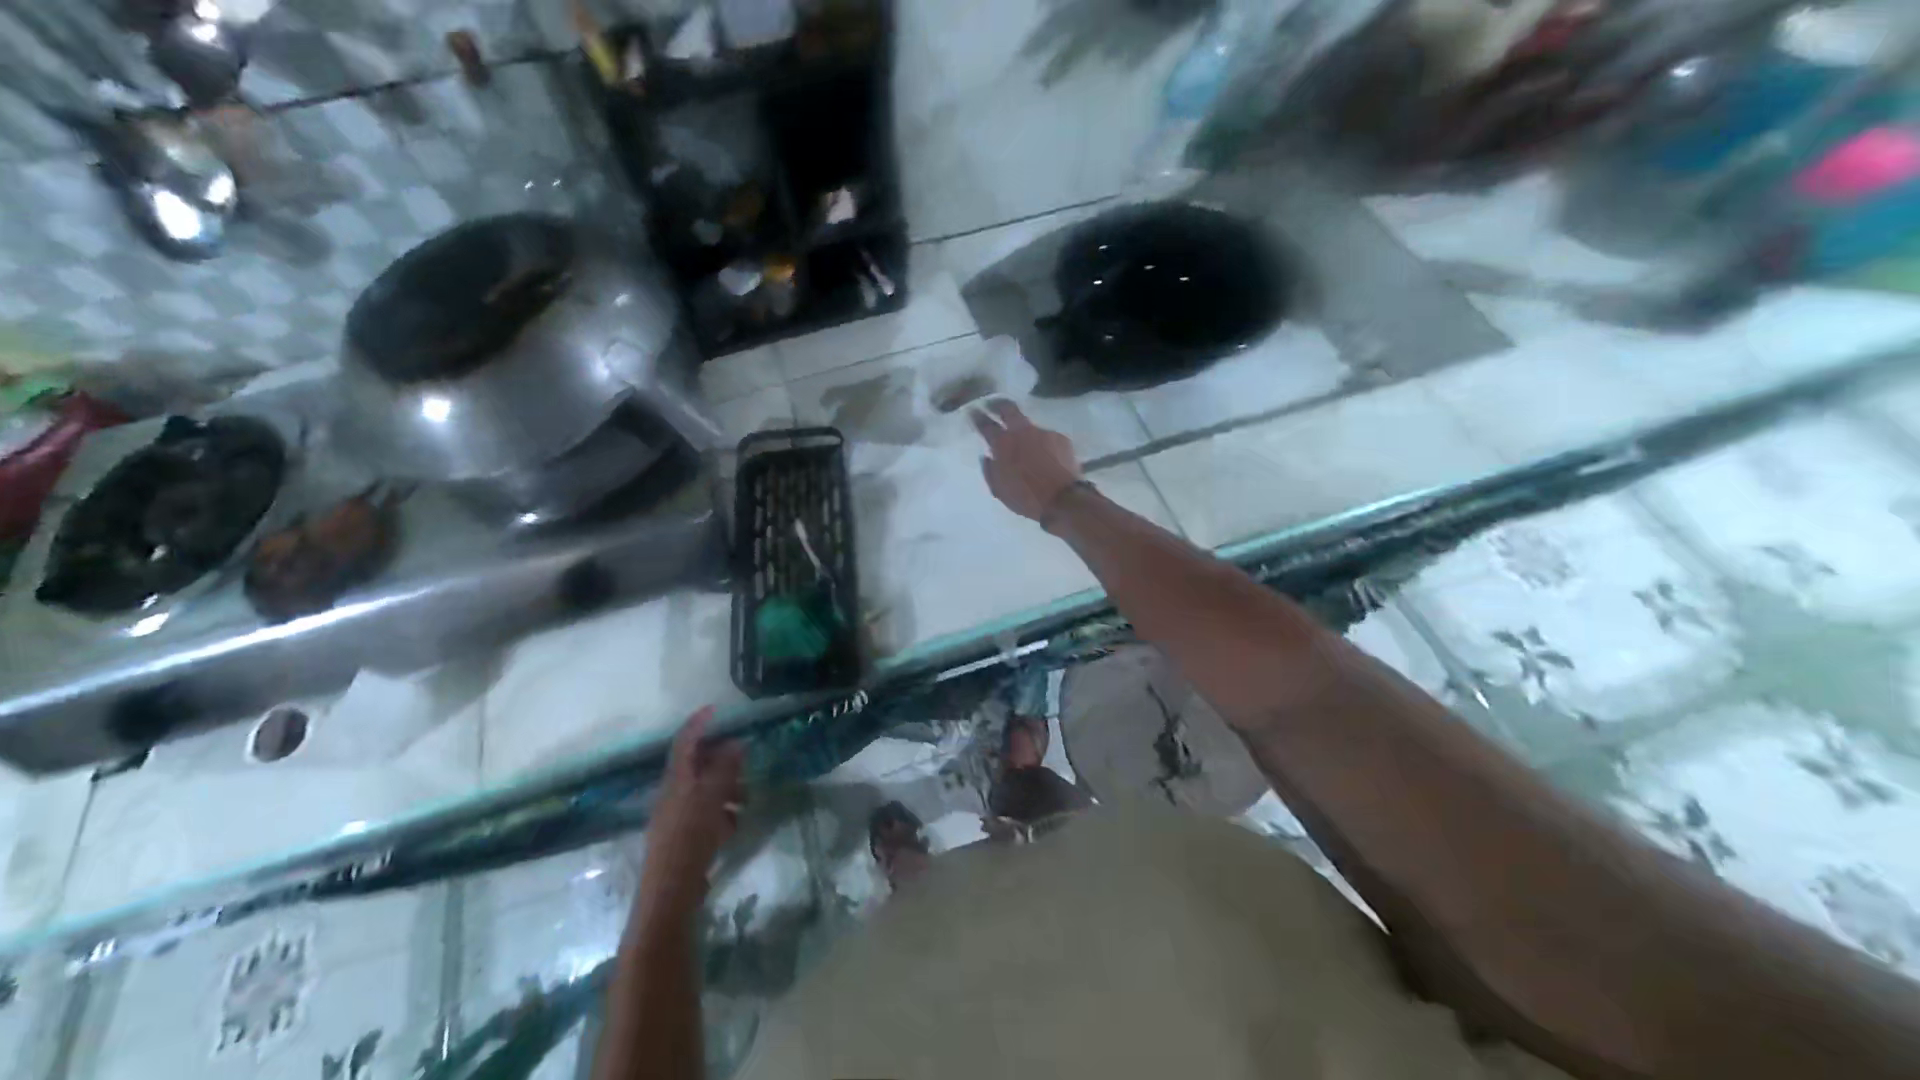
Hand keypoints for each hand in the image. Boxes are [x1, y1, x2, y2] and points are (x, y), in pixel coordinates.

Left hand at [637, 707, 744, 924]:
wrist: (670, 893)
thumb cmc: (689, 839)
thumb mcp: (710, 799)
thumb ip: (723, 770)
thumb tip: (736, 743)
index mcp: (676, 780)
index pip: (685, 743)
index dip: (697, 724)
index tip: (715, 709)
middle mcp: (674, 794)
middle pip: (697, 766)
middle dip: (722, 760)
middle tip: (746, 758)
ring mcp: (678, 817)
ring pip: (705, 791)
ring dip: (727, 788)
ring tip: (747, 798)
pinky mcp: (685, 838)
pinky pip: (706, 814)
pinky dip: (722, 812)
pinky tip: (735, 824)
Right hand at [970, 399, 1083, 522]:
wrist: (1062, 499)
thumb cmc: (1025, 497)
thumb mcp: (999, 489)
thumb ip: (990, 469)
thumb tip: (987, 456)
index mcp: (1002, 444)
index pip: (985, 424)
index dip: (977, 416)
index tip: (973, 410)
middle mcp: (1022, 431)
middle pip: (1008, 408)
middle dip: (998, 404)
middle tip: (994, 404)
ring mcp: (1043, 432)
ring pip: (1030, 426)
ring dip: (1025, 434)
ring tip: (1027, 448)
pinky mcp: (1061, 438)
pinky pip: (1047, 438)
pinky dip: (1043, 445)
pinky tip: (1047, 458)